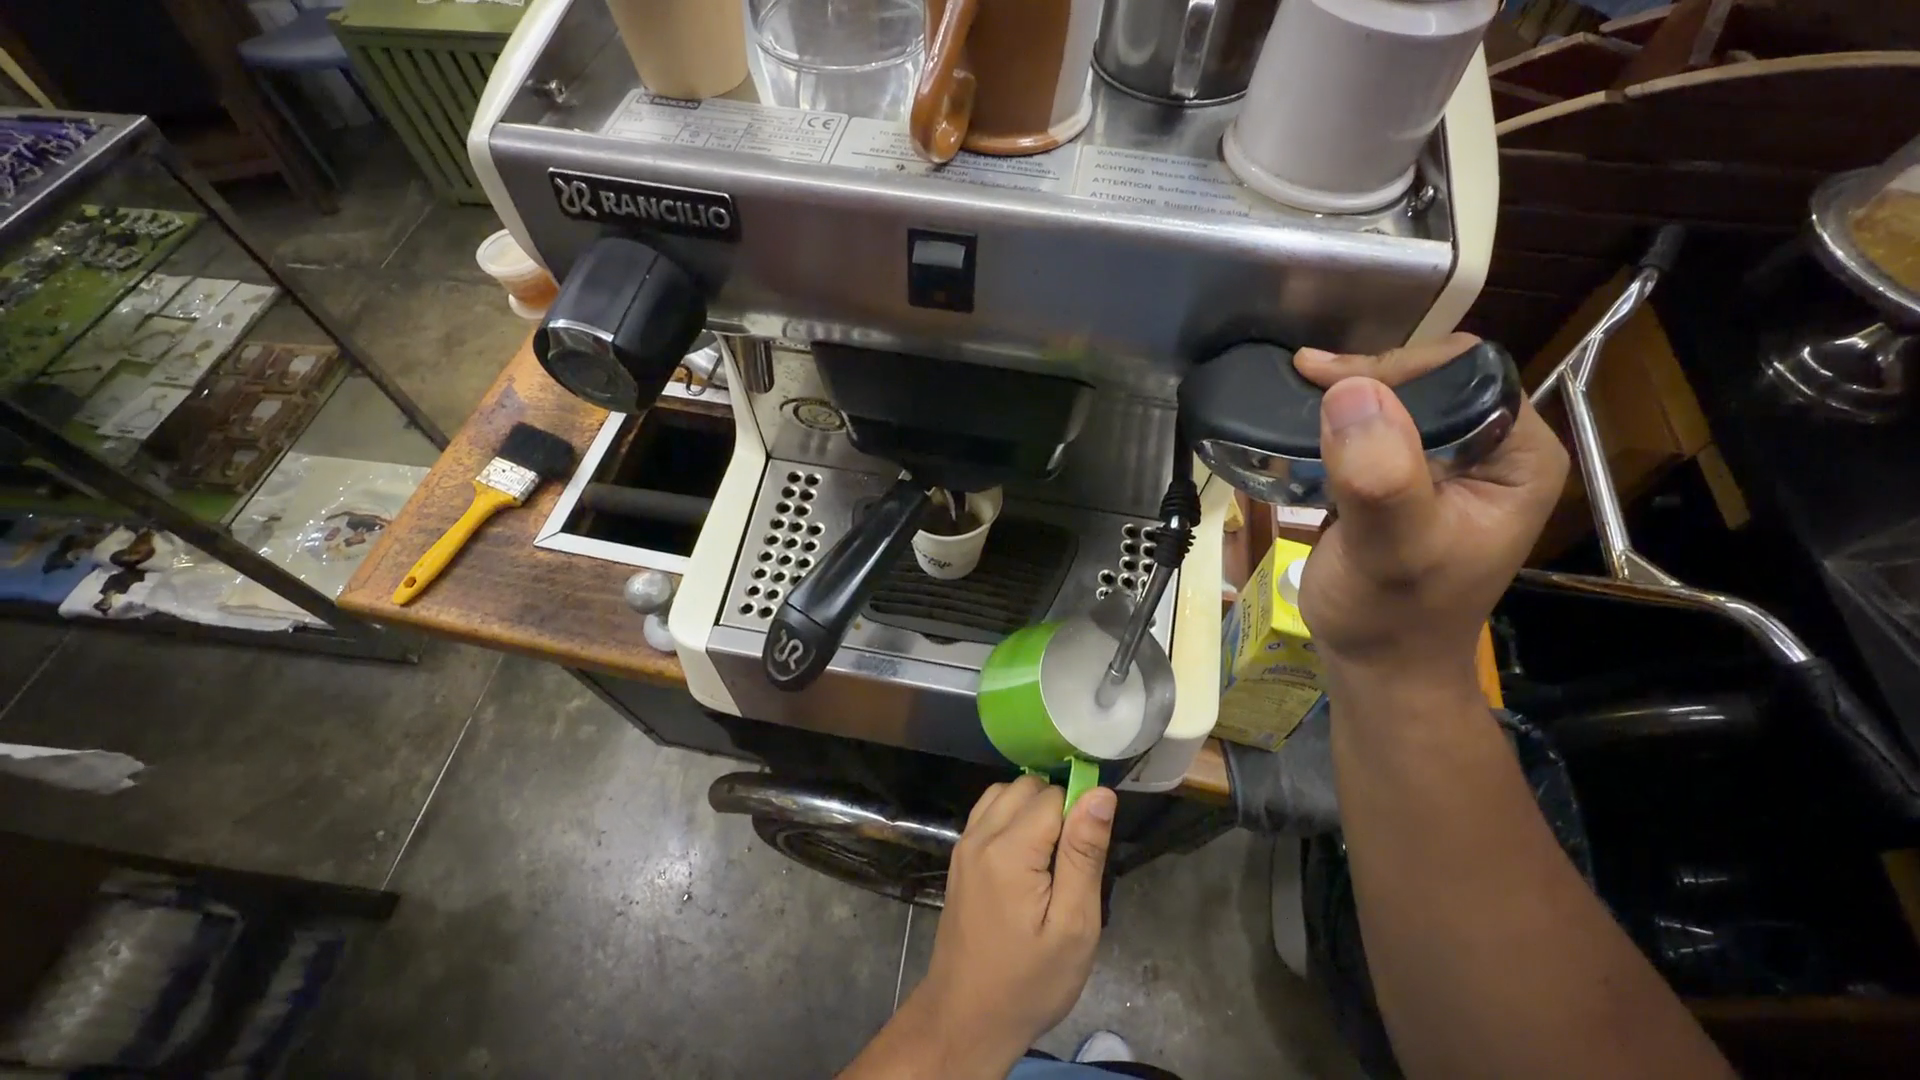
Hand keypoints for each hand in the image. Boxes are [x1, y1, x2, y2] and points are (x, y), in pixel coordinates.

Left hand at [861, 776, 1115, 1077]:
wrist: (967, 1016)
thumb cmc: (1029, 980)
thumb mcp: (1073, 925)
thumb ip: (1084, 853)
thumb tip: (1099, 793)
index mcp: (1010, 850)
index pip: (1055, 795)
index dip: (1080, 817)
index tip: (1088, 857)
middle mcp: (981, 835)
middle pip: (1027, 786)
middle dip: (1057, 808)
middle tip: (1071, 862)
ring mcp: (965, 844)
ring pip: (1005, 792)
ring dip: (1033, 808)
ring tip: (1051, 858)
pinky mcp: (960, 856)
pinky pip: (988, 812)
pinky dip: (1011, 817)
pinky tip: (1026, 856)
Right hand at [1293, 333, 1567, 691]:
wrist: (1377, 666)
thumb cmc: (1393, 617)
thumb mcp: (1391, 551)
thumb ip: (1381, 477)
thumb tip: (1350, 391)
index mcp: (1520, 457)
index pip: (1469, 373)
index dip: (1402, 369)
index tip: (1333, 387)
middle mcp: (1493, 449)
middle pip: (1432, 377)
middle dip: (1368, 379)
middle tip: (1307, 389)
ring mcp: (1449, 463)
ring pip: (1400, 398)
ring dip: (1346, 397)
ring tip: (1296, 397)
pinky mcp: (1409, 478)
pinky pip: (1375, 427)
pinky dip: (1336, 421)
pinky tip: (1301, 424)